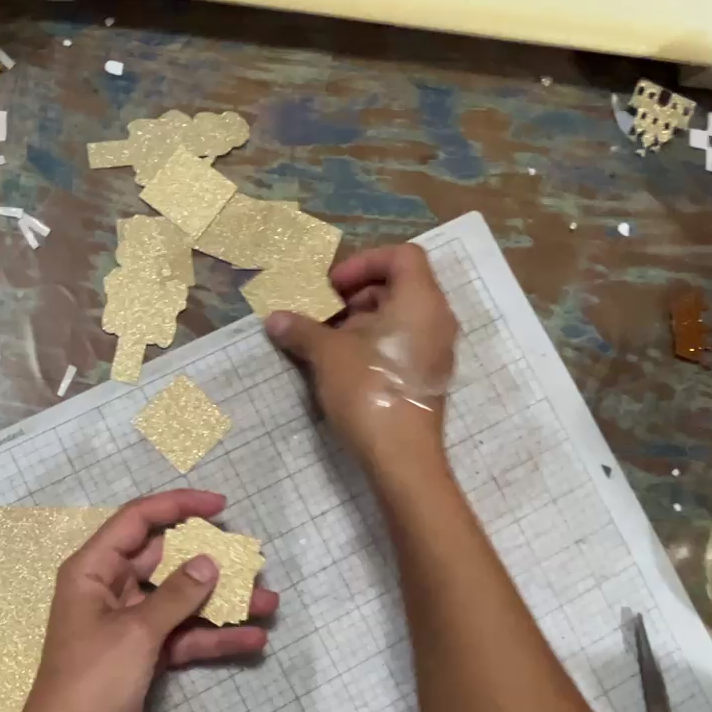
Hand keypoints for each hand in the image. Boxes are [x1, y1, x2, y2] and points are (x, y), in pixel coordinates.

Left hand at [11, 490, 277, 711]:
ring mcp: (129, 620)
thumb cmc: (91, 679)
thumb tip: (209, 561)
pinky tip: (252, 639)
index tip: (221, 506)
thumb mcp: (135, 632)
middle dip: (210, 560)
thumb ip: (175, 595)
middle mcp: (111, 587)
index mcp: (94, 568)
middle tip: (253, 561)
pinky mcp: (143, 651)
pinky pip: (182, 634)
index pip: (138, 520)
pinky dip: (213, 637)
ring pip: (180, 599)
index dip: (178, 506)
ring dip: (221, 602)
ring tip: (269, 603)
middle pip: (165, 559)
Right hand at [265, 243, 457, 470]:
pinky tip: (344, 368)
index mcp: (420, 300)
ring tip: (326, 343)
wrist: (400, 455)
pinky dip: (374, 344)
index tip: (332, 288)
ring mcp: (436, 350)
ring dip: (361, 322)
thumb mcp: (327, 354)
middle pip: (400, 285)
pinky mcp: (427, 377)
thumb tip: (274, 318)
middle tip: (323, 315)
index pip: (402, 256)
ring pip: (399, 318)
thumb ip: (301, 329)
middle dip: (357, 295)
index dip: (363, 262)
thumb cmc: (368, 390)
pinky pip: (402, 343)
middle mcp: (436, 319)